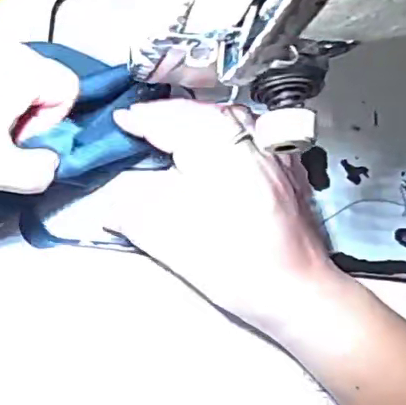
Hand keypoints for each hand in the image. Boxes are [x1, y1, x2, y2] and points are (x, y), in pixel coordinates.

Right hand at [106, 99, 350, 332]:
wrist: (295, 292)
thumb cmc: (235, 267)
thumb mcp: (165, 237)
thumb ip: (131, 208)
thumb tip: (110, 197)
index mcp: (219, 153)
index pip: (171, 123)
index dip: (140, 121)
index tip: (119, 120)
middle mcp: (251, 144)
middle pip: (202, 112)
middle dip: (167, 112)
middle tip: (137, 120)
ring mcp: (274, 153)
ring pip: (230, 117)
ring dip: (196, 116)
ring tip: (170, 126)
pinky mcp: (285, 169)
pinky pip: (252, 130)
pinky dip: (224, 128)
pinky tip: (213, 142)